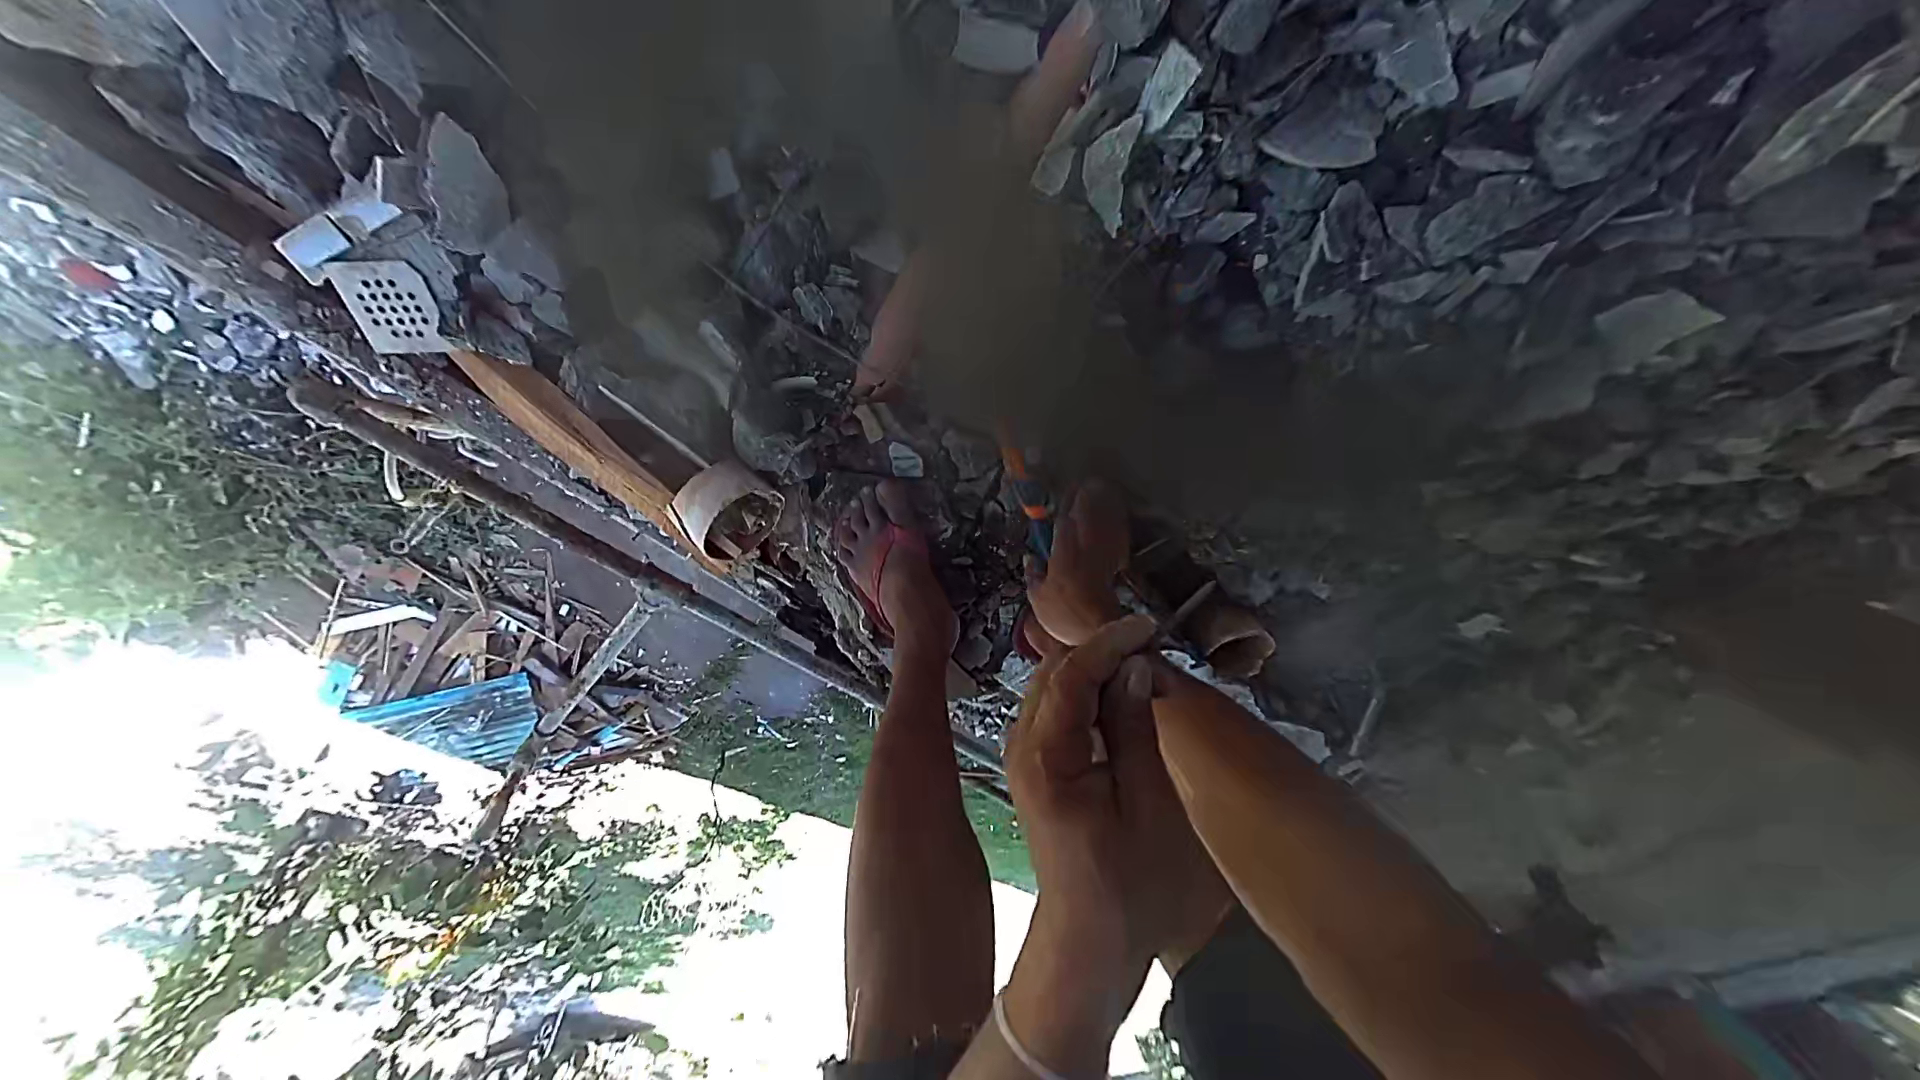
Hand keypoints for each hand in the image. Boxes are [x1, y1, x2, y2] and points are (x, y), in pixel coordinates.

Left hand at [997, 614, 1159, 1076]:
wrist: (1090, 932)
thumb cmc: (1129, 881)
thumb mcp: (1147, 804)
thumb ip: (1135, 728)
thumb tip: (1136, 666)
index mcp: (1045, 756)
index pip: (1071, 674)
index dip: (1109, 642)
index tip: (1148, 626)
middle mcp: (1021, 744)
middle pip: (1055, 671)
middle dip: (1101, 650)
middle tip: (1151, 646)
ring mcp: (1022, 751)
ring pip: (1054, 684)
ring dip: (1095, 668)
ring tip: (1142, 665)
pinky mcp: (1032, 760)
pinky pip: (1058, 706)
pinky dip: (1088, 691)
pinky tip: (1120, 695)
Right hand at [1026, 483, 1129, 650]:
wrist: (1098, 632)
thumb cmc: (1066, 617)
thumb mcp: (1038, 598)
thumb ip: (1033, 576)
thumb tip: (1030, 561)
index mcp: (1063, 556)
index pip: (1065, 521)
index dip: (1067, 504)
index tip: (1068, 489)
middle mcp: (1085, 551)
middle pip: (1089, 516)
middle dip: (1089, 498)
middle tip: (1090, 481)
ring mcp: (1104, 557)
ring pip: (1105, 523)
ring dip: (1105, 506)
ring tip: (1104, 490)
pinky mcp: (1115, 566)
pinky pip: (1117, 540)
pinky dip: (1117, 526)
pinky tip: (1117, 519)